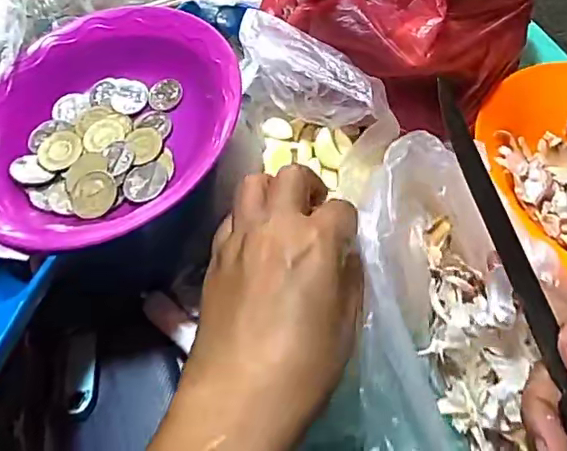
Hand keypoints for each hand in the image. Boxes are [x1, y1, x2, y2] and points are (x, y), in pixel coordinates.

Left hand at [151, 167, 362, 450]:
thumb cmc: (302, 368)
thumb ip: (350, 279)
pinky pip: (233, 214)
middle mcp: (276, 224)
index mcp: (315, 240)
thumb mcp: (345, 327)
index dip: (348, 221)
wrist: (237, 393)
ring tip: (281, 214)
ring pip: (254, 181)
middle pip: (292, 174)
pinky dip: (246, 217)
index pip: (341, 207)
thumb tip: (345, 255)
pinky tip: (253, 242)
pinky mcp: (216, 249)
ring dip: (272, 190)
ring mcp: (241, 233)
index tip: (347, 237)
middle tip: (314, 210)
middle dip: (309, 186)